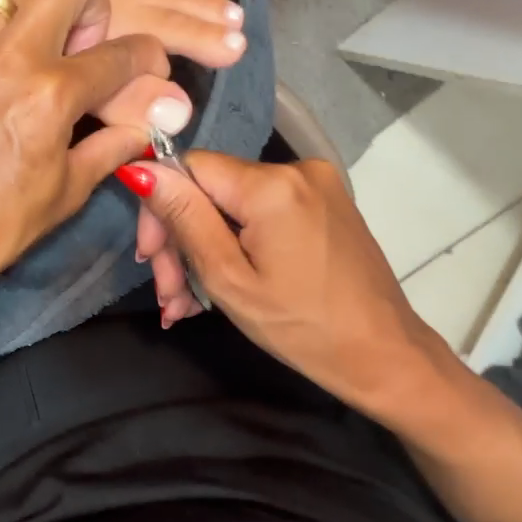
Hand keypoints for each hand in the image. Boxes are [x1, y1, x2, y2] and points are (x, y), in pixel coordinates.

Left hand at [0, 0, 185, 335]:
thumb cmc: (0, 226)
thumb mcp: (69, 190)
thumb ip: (115, 142)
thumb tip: (153, 120)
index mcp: (51, 94)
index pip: (123, 52)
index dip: (150, 62)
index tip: (149, 76)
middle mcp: (13, 56)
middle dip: (94, 3)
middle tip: (85, 51)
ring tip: (43, 49)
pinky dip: (2, 19)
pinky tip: (8, 63)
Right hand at [121, 152, 454, 417]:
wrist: (381, 354)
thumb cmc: (299, 325)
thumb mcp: (227, 277)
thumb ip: (184, 218)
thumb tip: (140, 168)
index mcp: (271, 186)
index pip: (188, 167)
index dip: (158, 207)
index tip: (150, 257)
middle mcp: (296, 171)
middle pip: (209, 190)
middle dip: (178, 241)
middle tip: (168, 298)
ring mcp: (315, 187)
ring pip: (230, 208)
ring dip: (201, 252)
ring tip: (186, 306)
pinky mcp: (324, 206)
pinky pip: (258, 216)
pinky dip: (233, 248)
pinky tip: (218, 288)